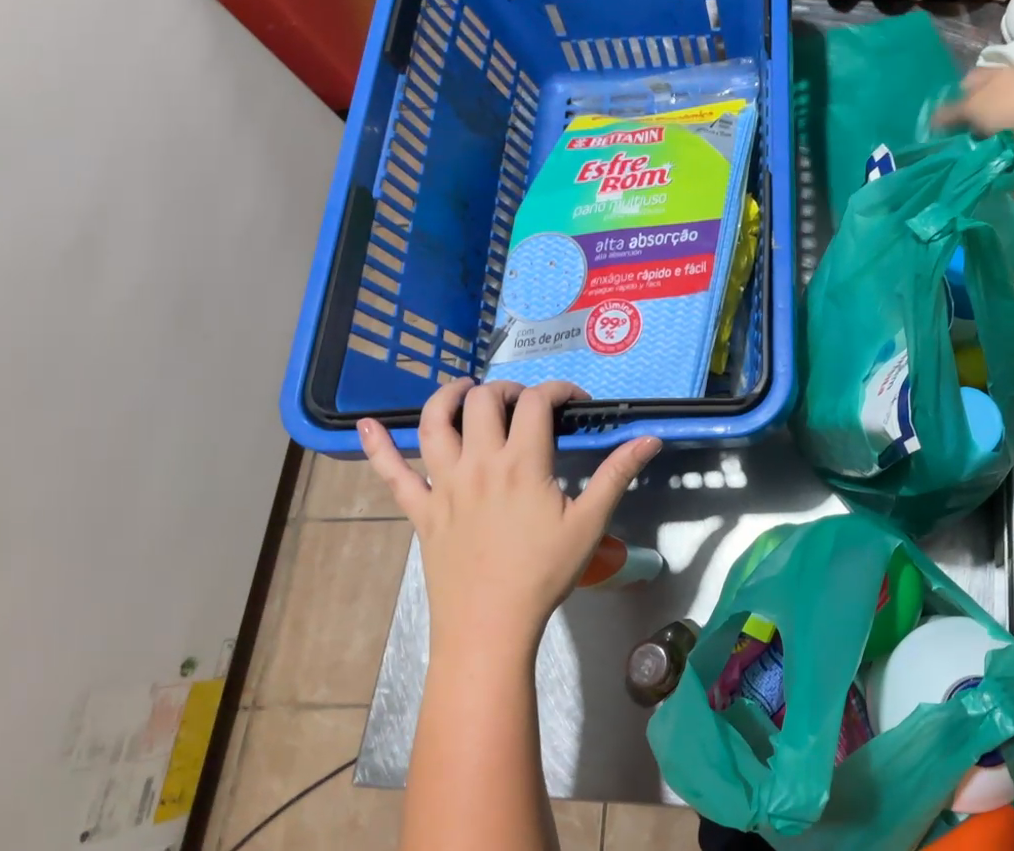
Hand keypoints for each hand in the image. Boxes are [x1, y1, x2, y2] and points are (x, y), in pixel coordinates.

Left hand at [360, 380, 662, 660]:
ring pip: (434, 424)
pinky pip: (391, 473)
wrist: (490, 624)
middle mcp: (478, 462)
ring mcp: (442, 484)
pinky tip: (363, 424)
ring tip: (463, 389)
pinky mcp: (419, 509)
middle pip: (484, 402)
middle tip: (525, 401)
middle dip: (507, 389)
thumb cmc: (544, 572)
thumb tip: (650, 438)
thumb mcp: (590, 522)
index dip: (559, 390)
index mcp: (522, 463)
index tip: (576, 401)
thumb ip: (617, 474)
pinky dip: (375, 446)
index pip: (537, 403)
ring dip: (446, 397)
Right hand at [934, 66, 1013, 144]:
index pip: (966, 81)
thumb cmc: (1008, 111)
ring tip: (977, 147)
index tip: (947, 121)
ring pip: (996, 116)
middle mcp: (1011, 81)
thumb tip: (932, 120)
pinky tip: (996, 150)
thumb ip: (949, 113)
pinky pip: (1011, 130)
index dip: (954, 99)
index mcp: (996, 71)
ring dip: (986, 131)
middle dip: (969, 118)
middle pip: (982, 99)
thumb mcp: (971, 109)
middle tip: (959, 137)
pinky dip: (1002, 139)